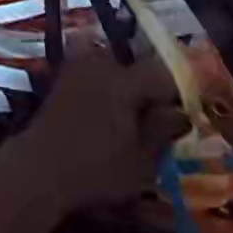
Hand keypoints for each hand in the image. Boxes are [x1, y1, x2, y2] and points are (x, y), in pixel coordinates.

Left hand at [12, 49, 191, 208]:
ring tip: (139, 112)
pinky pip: (93, 70)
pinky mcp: (62, 76)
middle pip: (135, 65)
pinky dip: (107, 83)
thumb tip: (180, 112)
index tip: (191, 107)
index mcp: (122, 81)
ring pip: (113, 65)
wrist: (42, 166)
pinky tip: (112, 108)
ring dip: (128, 82)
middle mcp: (97, 63)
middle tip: (164, 112)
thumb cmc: (97, 169)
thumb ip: (163, 130)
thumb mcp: (142, 160)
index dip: (180, 89)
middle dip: (152, 85)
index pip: (162, 73)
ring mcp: (76, 66)